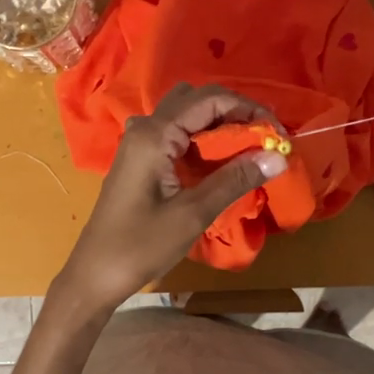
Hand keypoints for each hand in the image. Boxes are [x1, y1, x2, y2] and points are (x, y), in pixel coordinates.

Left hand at [52, 83, 287, 314]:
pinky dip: (201, 140)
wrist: (95, 274)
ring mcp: (138, 144)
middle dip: (234, 112)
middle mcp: (144, 129)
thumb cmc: (141, 245)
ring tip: (248, 149)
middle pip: (196, 100)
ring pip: (184, 116)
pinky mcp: (138, 161)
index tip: (277, 132)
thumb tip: (278, 156)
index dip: (248, 109)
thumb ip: (234, 180)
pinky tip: (220, 162)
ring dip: (217, 125)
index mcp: (154, 134)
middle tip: (264, 138)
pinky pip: (174, 135)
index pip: (209, 99)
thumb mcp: (193, 213)